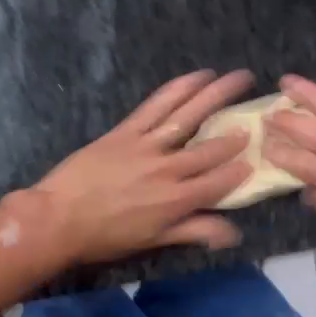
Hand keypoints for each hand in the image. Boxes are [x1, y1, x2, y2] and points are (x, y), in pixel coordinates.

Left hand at [27, 70, 255, 264]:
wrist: (57, 219)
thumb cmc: (104, 237)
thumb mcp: (152, 240)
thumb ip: (193, 231)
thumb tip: (234, 234)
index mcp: (176, 200)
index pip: (218, 182)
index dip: (239, 171)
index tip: (255, 160)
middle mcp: (168, 169)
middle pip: (210, 147)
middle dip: (236, 133)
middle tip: (258, 117)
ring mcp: (147, 145)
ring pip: (189, 116)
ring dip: (217, 94)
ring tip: (241, 77)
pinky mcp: (126, 131)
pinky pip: (157, 105)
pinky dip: (179, 88)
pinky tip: (197, 76)